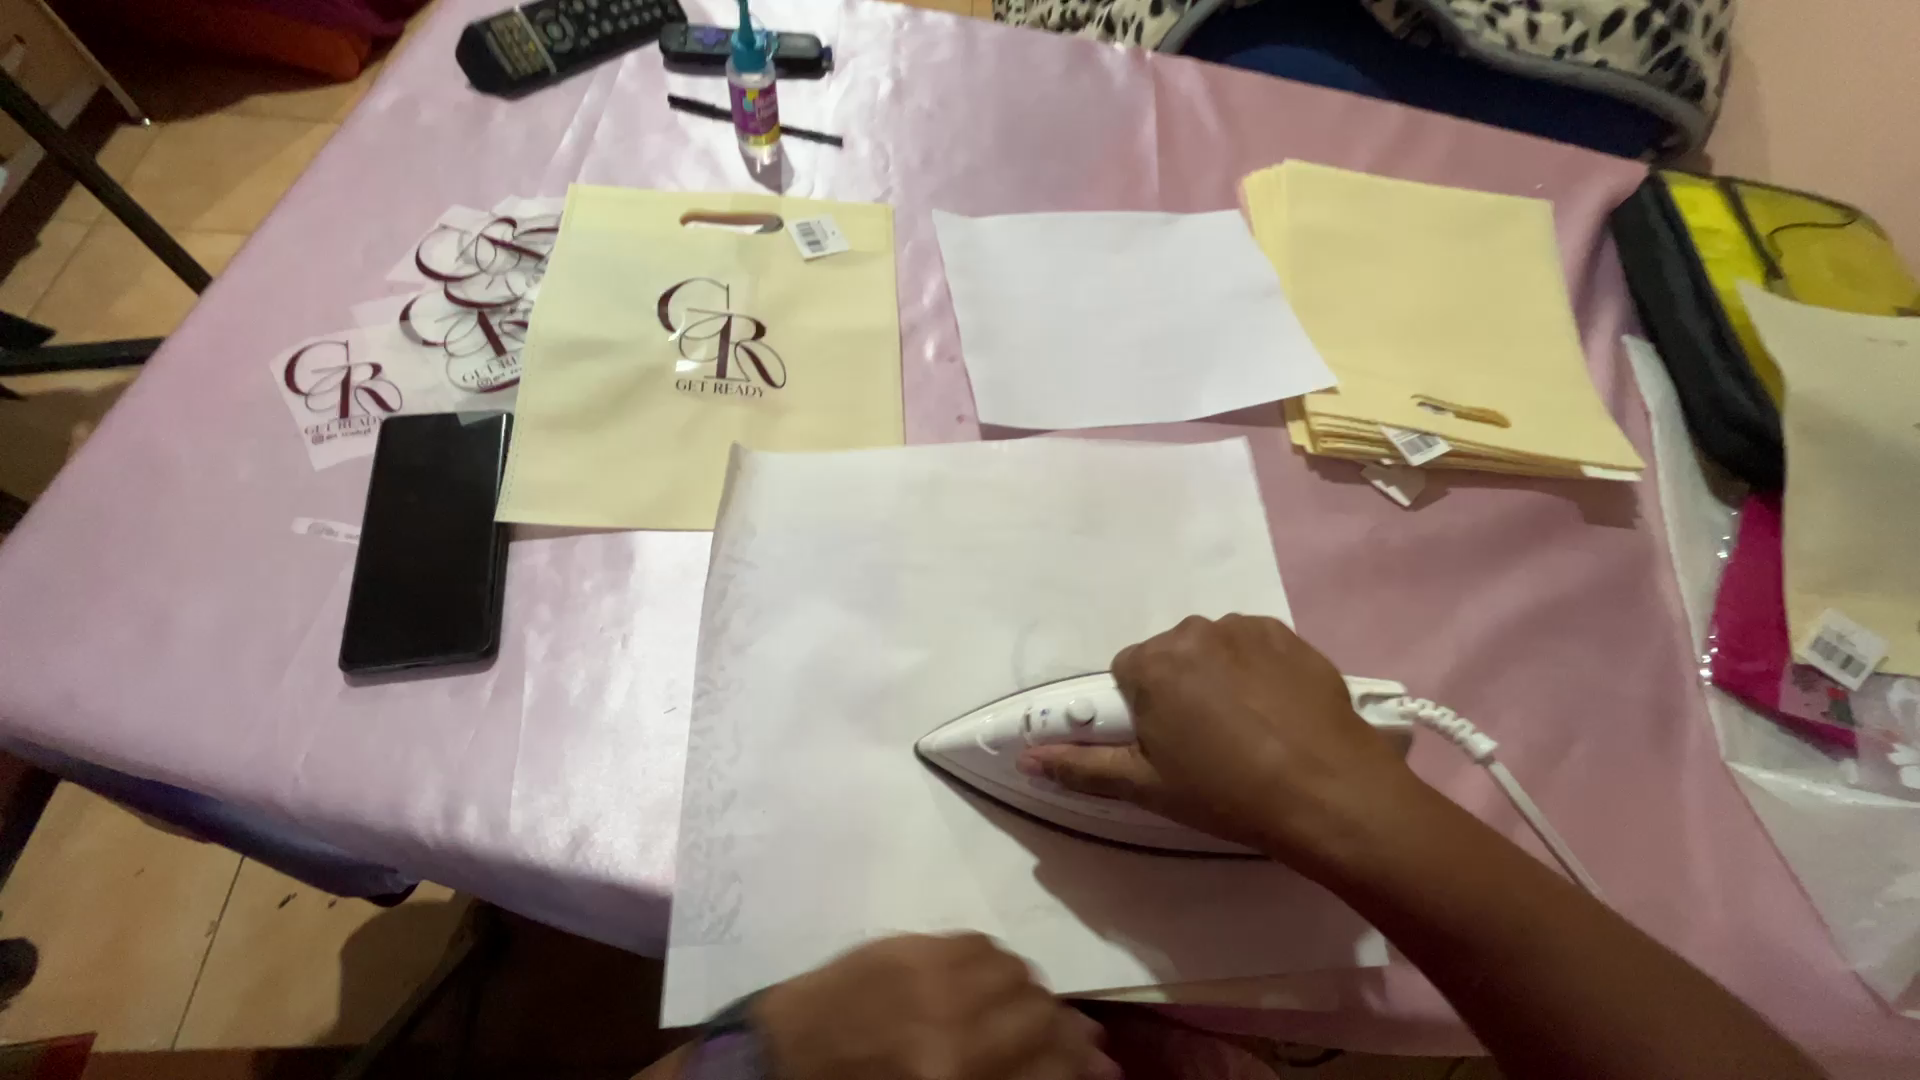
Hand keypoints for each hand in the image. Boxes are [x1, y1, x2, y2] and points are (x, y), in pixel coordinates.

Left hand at [754, 933, 1117, 1079]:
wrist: (784, 1059)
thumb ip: (1003, 1076)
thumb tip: (1060, 1064)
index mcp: (957, 1072)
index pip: (1048, 1059)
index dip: (1081, 1065)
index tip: (1101, 1068)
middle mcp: (954, 1019)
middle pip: (1040, 1011)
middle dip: (1067, 1030)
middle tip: (1078, 1042)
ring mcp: (931, 972)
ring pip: (1014, 970)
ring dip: (1032, 993)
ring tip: (1033, 1010)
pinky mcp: (911, 943)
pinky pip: (978, 942)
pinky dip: (996, 961)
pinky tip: (993, 977)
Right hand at [1018, 615, 1429, 870]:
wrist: (1332, 795)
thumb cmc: (1228, 793)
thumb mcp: (1147, 786)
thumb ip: (1081, 766)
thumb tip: (1026, 758)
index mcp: (1153, 663)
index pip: (1125, 674)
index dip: (1140, 711)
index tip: (1167, 744)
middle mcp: (1194, 631)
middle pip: (1168, 657)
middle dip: (1176, 689)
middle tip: (1206, 742)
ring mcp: (1246, 628)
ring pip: (1211, 649)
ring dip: (1216, 677)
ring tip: (1248, 728)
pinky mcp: (1288, 635)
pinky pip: (1253, 646)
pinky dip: (1255, 670)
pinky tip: (1276, 711)